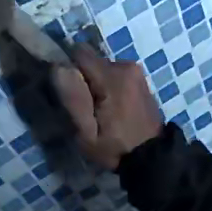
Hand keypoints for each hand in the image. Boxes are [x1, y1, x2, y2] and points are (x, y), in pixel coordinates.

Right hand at [52, 43, 164, 169]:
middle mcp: (126, 66)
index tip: (72, 92)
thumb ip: (73, 99)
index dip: (70, 70)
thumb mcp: (86, 133)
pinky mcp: (139, 77)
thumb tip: (59, 67)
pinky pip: (113, 73)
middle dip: (84, 80)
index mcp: (113, 77)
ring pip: (101, 67)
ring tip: (101, 110)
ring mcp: (136, 70)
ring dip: (96, 83)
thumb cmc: (115, 147)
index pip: (79, 53)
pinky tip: (113, 107)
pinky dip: (108, 85)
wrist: (152, 157)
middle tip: (88, 108)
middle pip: (91, 61)